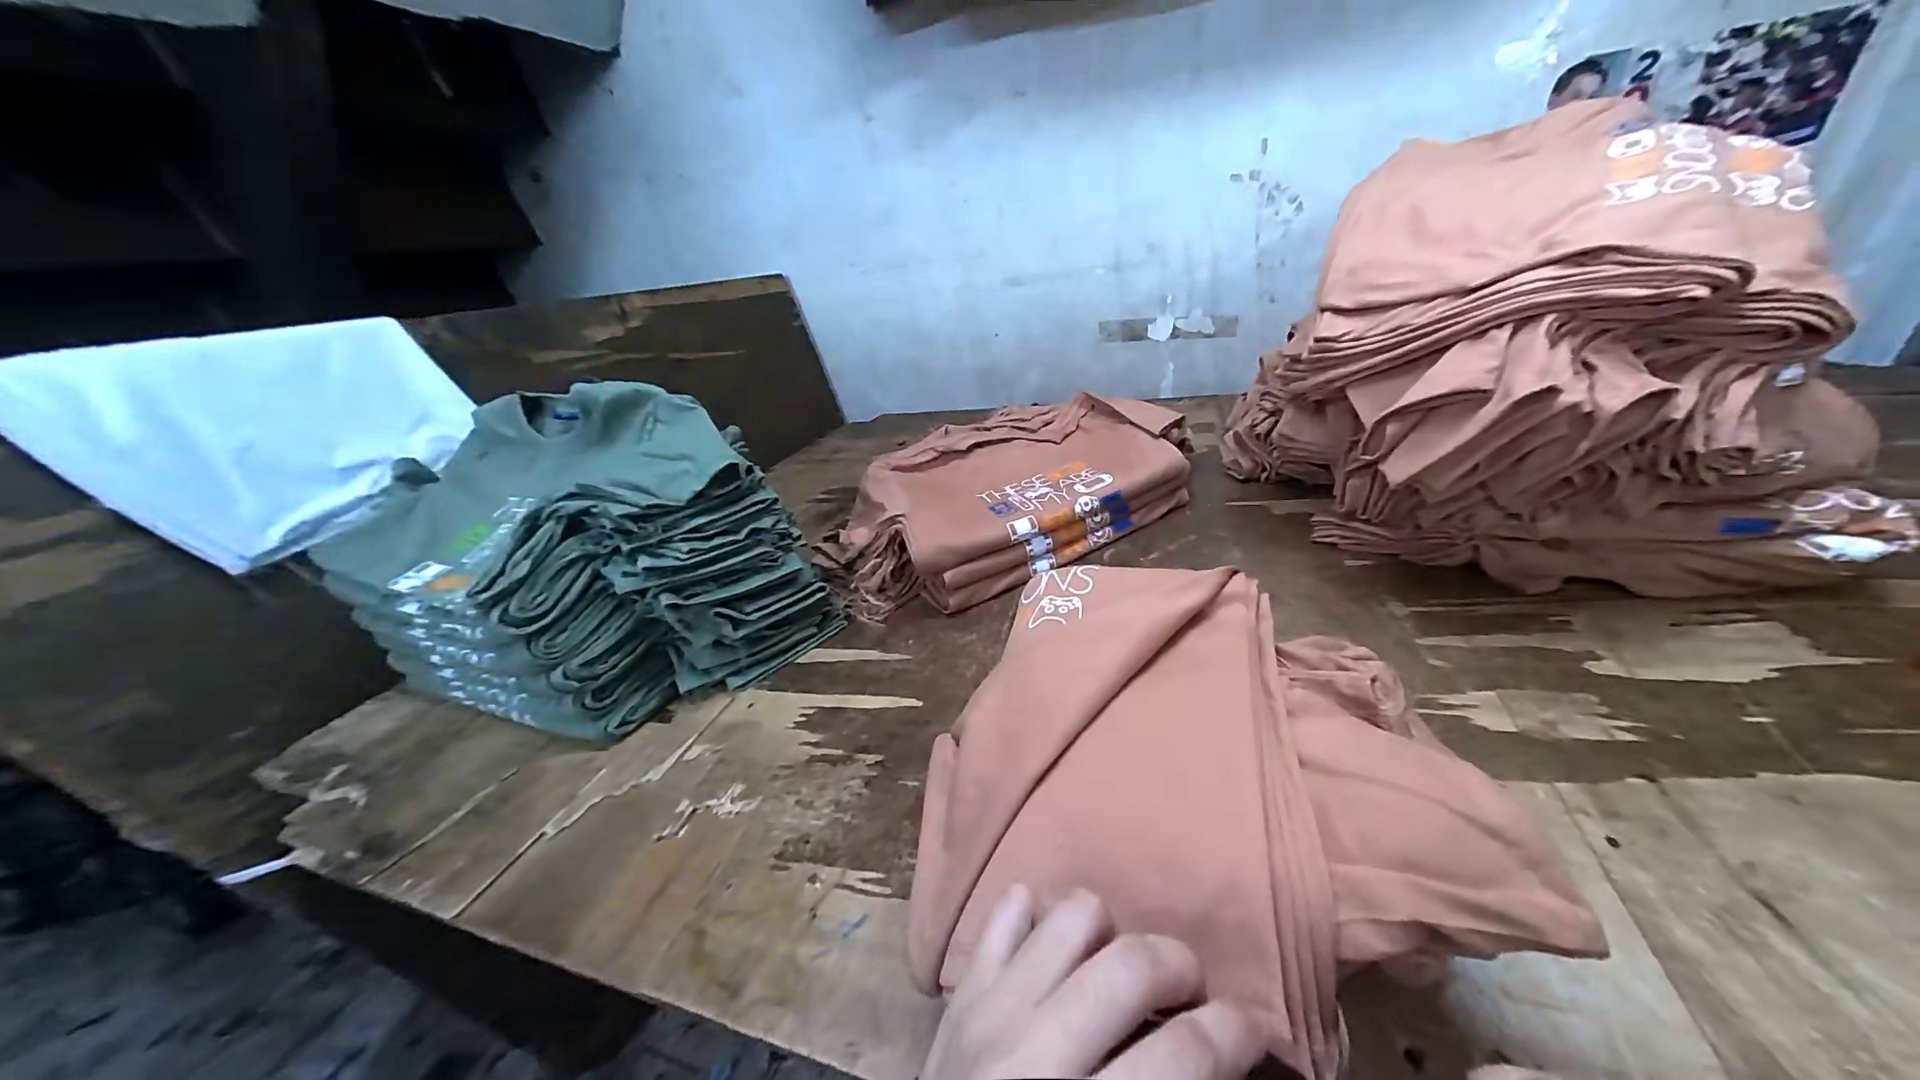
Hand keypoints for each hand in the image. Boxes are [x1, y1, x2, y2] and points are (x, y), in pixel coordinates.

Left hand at [922, 886, 1264, 1079]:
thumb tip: (1216, 1058)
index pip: (1184, 1052)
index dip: (1237, 1031)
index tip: (1253, 1026)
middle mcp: (1037, 1052)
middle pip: (1131, 966)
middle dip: (1181, 967)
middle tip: (1192, 994)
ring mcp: (992, 1008)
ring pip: (1071, 916)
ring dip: (1113, 933)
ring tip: (1120, 968)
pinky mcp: (963, 990)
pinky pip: (1005, 914)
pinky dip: (1038, 917)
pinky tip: (1057, 952)